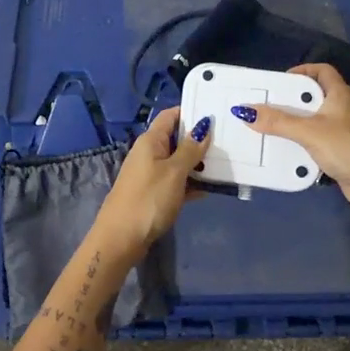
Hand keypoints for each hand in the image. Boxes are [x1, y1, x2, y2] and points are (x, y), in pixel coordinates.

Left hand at [92, 107, 210, 256]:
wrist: (121, 238)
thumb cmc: (149, 199)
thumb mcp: (174, 172)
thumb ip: (190, 149)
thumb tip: (203, 127)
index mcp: (151, 141)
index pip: (170, 115)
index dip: (190, 112)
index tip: (215, 113)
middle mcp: (149, 153)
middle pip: (176, 138)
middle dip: (199, 139)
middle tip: (228, 141)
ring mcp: (150, 174)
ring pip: (178, 161)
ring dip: (197, 163)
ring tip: (225, 164)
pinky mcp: (153, 194)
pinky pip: (176, 181)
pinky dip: (190, 183)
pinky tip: (209, 189)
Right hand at [240, 64, 349, 211]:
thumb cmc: (347, 147)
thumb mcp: (309, 131)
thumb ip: (277, 121)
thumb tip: (244, 110)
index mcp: (340, 94)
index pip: (322, 70)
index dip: (303, 70)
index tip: (281, 80)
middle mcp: (343, 108)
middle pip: (314, 97)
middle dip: (291, 100)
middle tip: (267, 105)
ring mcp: (344, 131)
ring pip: (314, 121)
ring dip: (294, 124)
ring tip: (269, 128)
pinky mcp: (342, 152)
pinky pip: (317, 141)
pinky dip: (302, 144)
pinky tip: (286, 151)